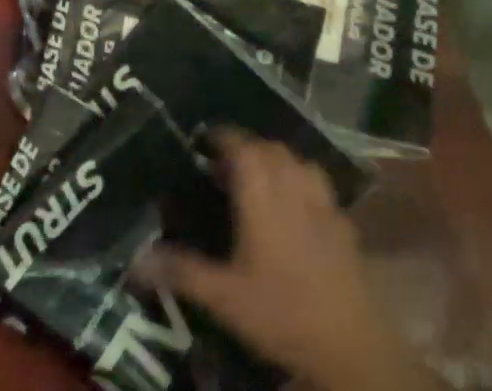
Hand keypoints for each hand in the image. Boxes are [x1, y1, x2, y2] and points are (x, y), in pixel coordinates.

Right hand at [131, 132, 437, 390]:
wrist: (356, 353)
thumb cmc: (284, 316)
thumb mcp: (223, 297)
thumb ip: (180, 271)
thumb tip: (135, 260)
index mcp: (265, 202)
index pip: (245, 149)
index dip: (224, 137)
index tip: (202, 138)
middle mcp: (298, 197)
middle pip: (275, 151)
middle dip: (248, 147)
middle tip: (222, 164)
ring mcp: (328, 214)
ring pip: (303, 166)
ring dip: (279, 162)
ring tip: (259, 180)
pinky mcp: (349, 235)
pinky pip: (323, 193)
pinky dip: (304, 188)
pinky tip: (294, 213)